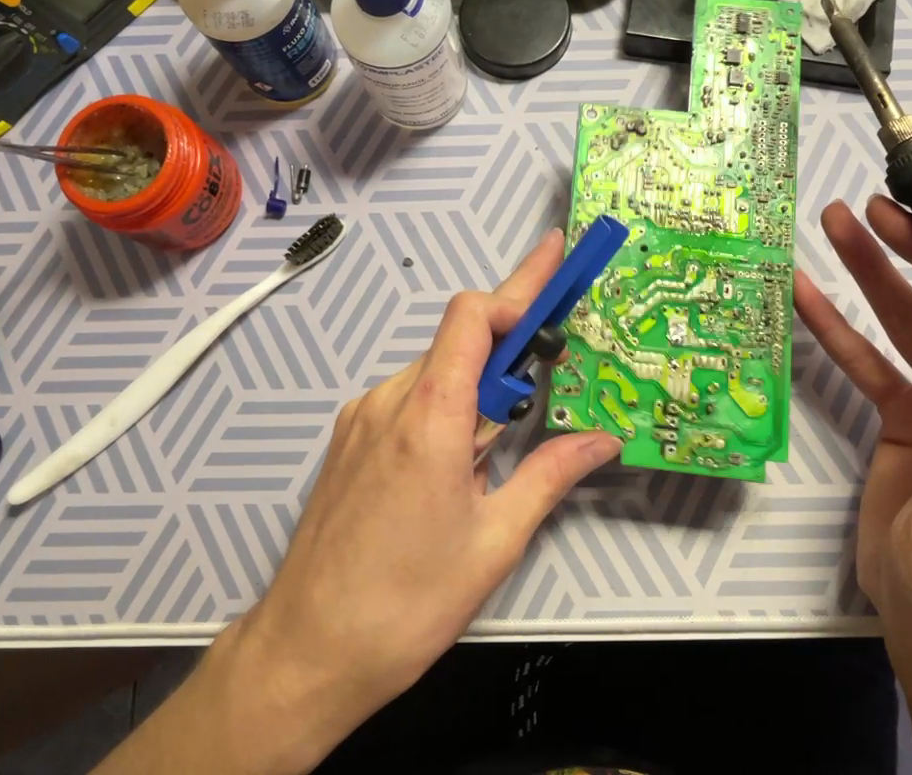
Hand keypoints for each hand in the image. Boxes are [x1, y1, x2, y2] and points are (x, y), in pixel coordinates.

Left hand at [104, 230, 621, 774]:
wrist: (308, 649)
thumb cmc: (408, 602)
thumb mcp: (495, 540)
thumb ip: (551, 475)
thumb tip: (603, 439)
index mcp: (429, 415)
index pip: (472, 315)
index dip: (519, 284)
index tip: (557, 263)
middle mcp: (388, 400)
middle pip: (459, 341)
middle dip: (511, 345)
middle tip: (552, 369)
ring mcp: (362, 418)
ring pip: (435, 372)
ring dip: (478, 387)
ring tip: (498, 450)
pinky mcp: (349, 439)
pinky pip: (409, 400)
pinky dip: (446, 408)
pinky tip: (457, 465)